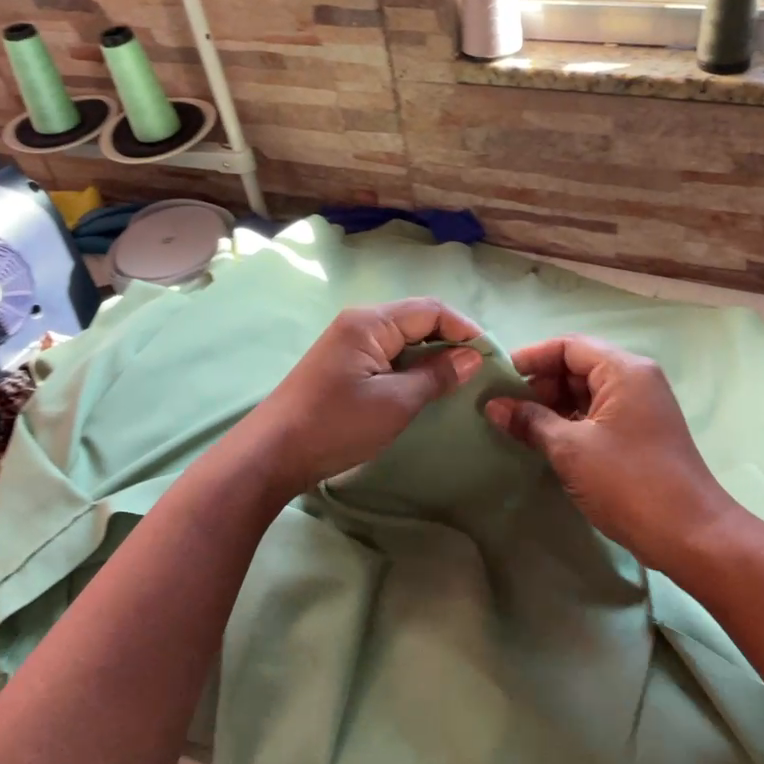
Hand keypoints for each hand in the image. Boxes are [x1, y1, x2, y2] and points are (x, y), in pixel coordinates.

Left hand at [237, 298, 484, 497]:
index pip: (431, 310)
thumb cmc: (337, 425)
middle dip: (450, 340)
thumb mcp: (396, 403)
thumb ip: (436, 376)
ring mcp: (346, 344)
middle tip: (478, 370)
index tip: (491, 357)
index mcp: (370, 322)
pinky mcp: (340, 365)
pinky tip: (422, 388)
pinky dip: (409, 366)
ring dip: (430, 355)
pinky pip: (385, 354)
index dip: (465, 329)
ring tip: (456, 381)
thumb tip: (470, 358)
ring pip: (401, 338)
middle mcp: (358, 323)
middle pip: (416, 319)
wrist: (273, 453)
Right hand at [485, 335, 741, 572]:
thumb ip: (530, 421)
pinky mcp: (640, 435)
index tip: (496, 381)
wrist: (689, 534)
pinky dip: (570, 424)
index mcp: (624, 370)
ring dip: (552, 407)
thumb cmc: (627, 481)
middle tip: (504, 410)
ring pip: (586, 394)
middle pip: (578, 367)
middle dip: (539, 385)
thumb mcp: (570, 449)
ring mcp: (640, 408)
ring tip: (517, 428)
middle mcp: (636, 380)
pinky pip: (598, 416)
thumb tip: (494, 406)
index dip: (530, 358)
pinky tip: (545, 443)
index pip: (568, 346)